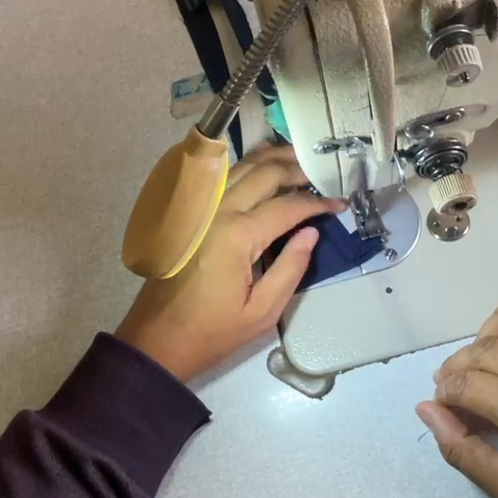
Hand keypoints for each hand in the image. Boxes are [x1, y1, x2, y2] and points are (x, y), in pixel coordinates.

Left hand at [116, 145, 344, 380]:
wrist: (157, 339)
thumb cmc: (212, 332)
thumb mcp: (262, 311)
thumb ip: (291, 267)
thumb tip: (312, 232)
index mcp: (237, 236)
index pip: (288, 206)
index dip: (318, 202)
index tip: (340, 204)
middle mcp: (217, 211)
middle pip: (265, 173)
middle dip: (297, 170)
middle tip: (322, 174)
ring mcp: (199, 208)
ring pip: (240, 167)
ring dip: (271, 159)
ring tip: (298, 160)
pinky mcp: (188, 213)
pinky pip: (221, 177)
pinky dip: (245, 166)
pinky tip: (261, 166)